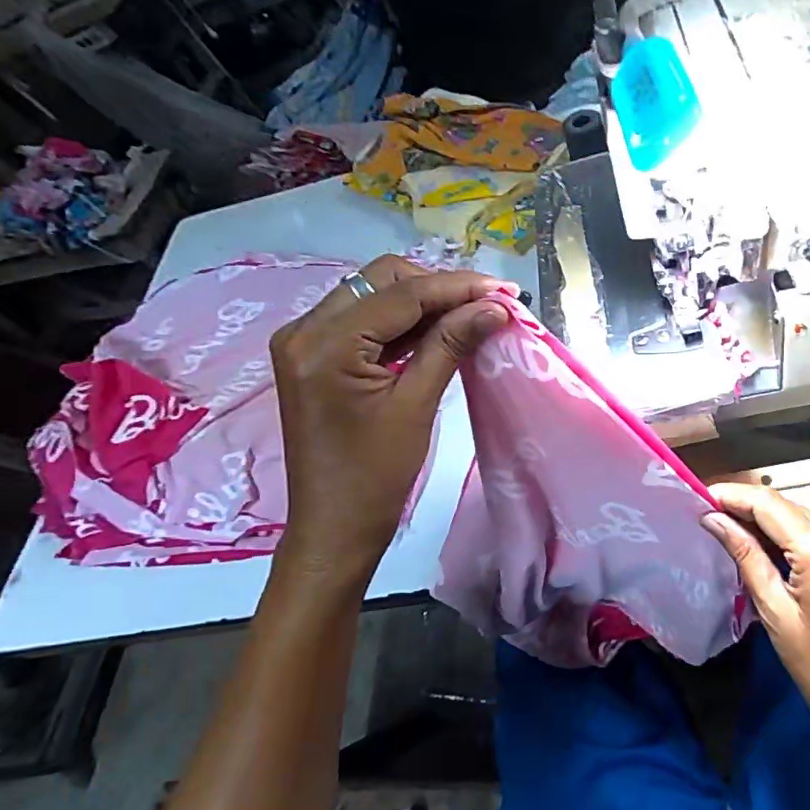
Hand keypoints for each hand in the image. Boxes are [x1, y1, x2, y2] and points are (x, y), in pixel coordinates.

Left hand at [270, 255, 510, 576]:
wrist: (334, 529)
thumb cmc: (374, 478)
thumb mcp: (415, 405)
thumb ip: (451, 344)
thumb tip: (495, 307)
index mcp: (323, 343)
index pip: (400, 295)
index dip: (457, 288)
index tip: (504, 291)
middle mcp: (304, 330)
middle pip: (381, 281)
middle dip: (437, 287)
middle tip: (487, 305)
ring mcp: (304, 341)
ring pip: (372, 296)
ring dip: (422, 303)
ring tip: (472, 316)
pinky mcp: (313, 356)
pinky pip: (362, 321)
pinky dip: (401, 323)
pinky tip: (439, 331)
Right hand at [703, 483, 809, 763]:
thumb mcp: (776, 615)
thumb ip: (746, 557)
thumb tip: (714, 520)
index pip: (768, 504)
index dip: (730, 495)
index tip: (697, 497)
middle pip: (783, 503)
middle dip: (742, 503)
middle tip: (704, 512)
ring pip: (796, 513)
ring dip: (760, 514)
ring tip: (723, 524)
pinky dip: (781, 529)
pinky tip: (756, 540)